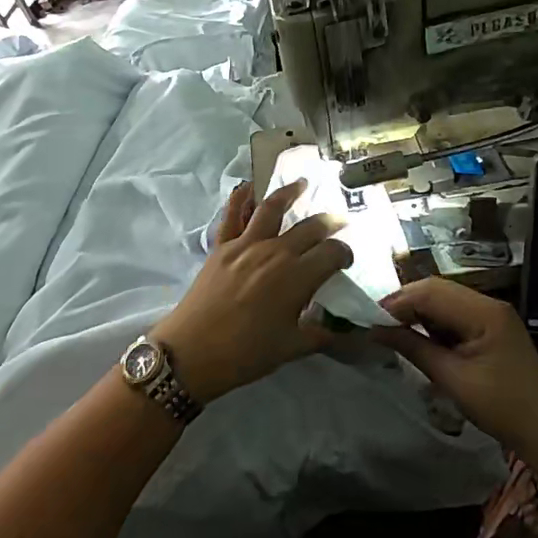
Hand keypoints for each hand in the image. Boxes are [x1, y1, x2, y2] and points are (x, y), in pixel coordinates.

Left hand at [151, 180, 351, 402]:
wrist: (192, 353)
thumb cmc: (246, 353)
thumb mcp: (291, 348)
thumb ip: (320, 334)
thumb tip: (343, 332)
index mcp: (298, 276)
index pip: (332, 253)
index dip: (344, 254)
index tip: (346, 261)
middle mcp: (276, 252)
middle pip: (310, 227)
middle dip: (329, 223)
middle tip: (339, 222)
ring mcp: (246, 245)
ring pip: (273, 208)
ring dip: (291, 192)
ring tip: (303, 184)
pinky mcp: (222, 246)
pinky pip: (233, 215)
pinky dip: (241, 197)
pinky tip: (249, 187)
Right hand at [375, 278, 537, 453]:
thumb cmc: (500, 406)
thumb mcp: (452, 378)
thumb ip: (414, 348)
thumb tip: (377, 330)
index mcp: (484, 312)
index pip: (431, 292)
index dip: (398, 302)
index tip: (371, 320)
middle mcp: (489, 304)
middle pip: (437, 290)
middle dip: (405, 303)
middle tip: (377, 324)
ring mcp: (492, 313)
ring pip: (444, 299)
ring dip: (418, 311)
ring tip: (392, 330)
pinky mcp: (491, 326)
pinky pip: (455, 313)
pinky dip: (433, 321)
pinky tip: (418, 336)